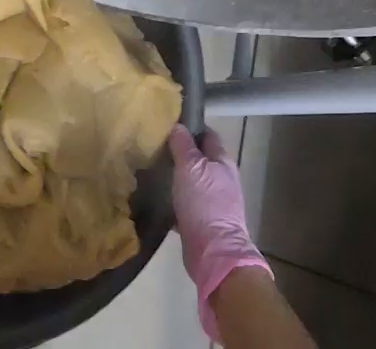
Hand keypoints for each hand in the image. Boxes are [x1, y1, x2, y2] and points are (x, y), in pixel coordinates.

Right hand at [168, 125, 270, 340]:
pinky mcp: (204, 221)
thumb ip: (183, 145)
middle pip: (200, 158)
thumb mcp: (190, 167)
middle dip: (180, 153)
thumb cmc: (204, 203)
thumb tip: (178, 125)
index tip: (169, 123)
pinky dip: (174, 199)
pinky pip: (187, 203)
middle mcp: (222, 179)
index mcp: (223, 162)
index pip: (208, 135)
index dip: (191, 127)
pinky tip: (157, 197)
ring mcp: (215, 201)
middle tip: (155, 147)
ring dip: (176, 177)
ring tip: (152, 170)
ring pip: (192, 181)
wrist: (214, 252)